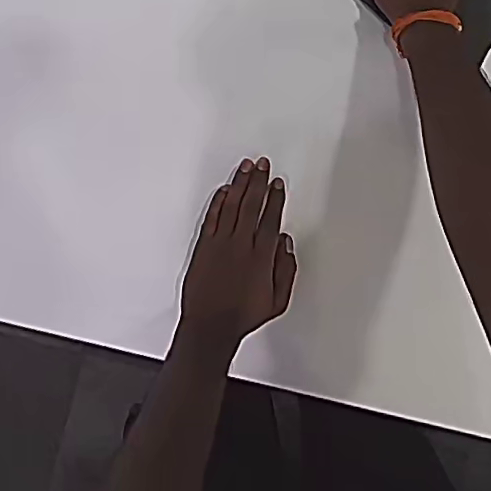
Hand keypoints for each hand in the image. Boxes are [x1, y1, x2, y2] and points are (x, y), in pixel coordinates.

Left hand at [178, 157, 297, 354]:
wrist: (209, 325)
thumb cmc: (242, 315)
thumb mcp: (277, 300)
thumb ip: (285, 270)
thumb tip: (285, 243)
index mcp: (261, 257)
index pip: (270, 218)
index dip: (275, 198)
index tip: (277, 183)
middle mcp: (241, 245)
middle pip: (252, 204)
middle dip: (259, 181)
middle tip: (263, 164)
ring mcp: (220, 243)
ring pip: (232, 205)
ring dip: (240, 183)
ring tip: (246, 167)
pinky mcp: (204, 245)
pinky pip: (213, 216)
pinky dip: (219, 201)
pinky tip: (225, 189)